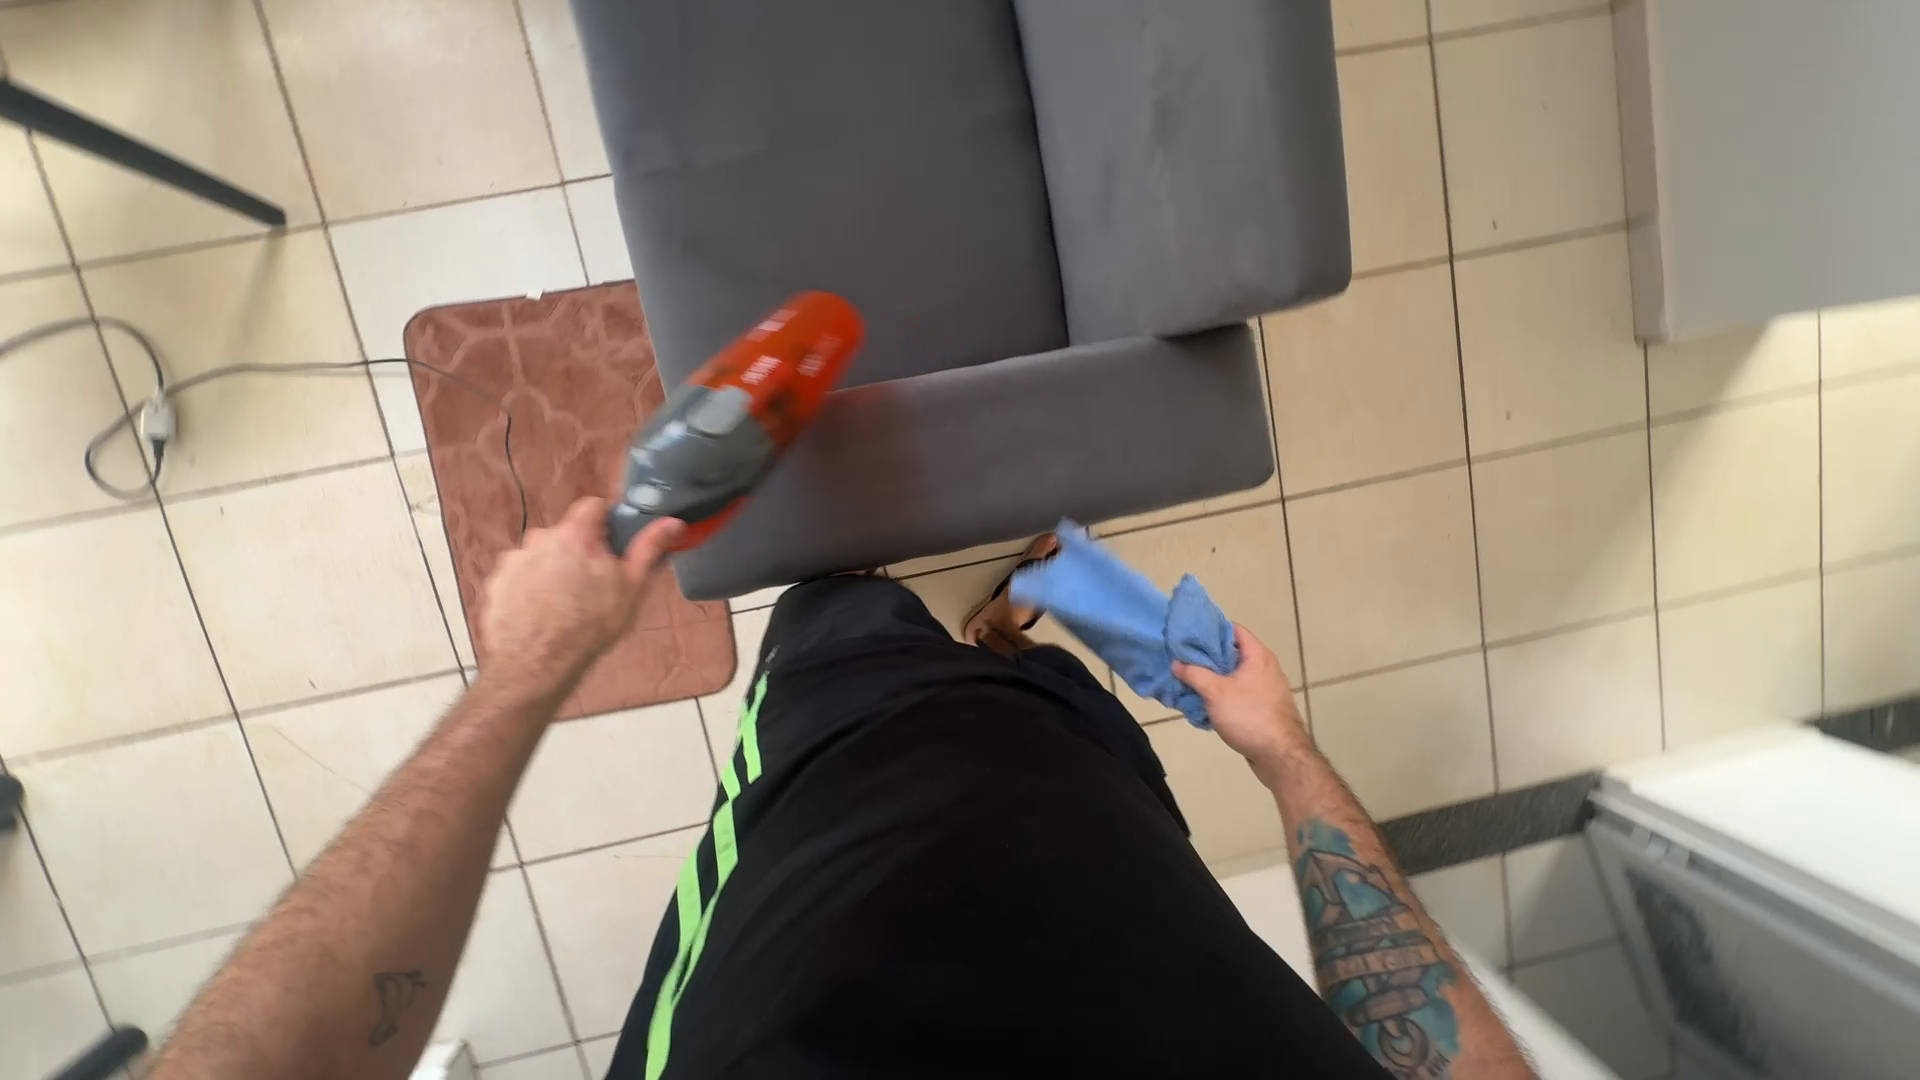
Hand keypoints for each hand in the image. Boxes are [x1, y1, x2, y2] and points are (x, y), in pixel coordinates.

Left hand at [478, 497, 684, 704]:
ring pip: (542, 556)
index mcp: (576, 534)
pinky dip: (531, 587)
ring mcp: (513, 561)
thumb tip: (673, 521)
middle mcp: (539, 539)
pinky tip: (542, 613)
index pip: (593, 506)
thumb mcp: (632, 586)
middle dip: (580, 550)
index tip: (614, 544)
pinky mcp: (495, 584)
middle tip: (594, 581)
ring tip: (565, 603)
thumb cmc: (593, 621)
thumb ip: (650, 548)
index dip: (607, 520)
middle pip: (566, 534)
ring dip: (554, 568)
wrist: (539, 662)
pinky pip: (520, 577)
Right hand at [1174, 625, 1309, 773]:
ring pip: (1233, 675)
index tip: (1189, 634)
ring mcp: (1265, 688)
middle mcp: (1264, 667)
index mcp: (1257, 656)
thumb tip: (1177, 663)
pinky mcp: (1262, 707)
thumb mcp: (1215, 692)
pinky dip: (1221, 694)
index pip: (1233, 629)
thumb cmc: (1249, 716)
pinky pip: (1237, 693)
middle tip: (1182, 657)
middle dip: (1206, 656)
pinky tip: (1202, 701)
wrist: (1279, 755)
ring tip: (1187, 679)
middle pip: (1231, 653)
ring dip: (1212, 677)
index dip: (1211, 629)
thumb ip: (1194, 674)